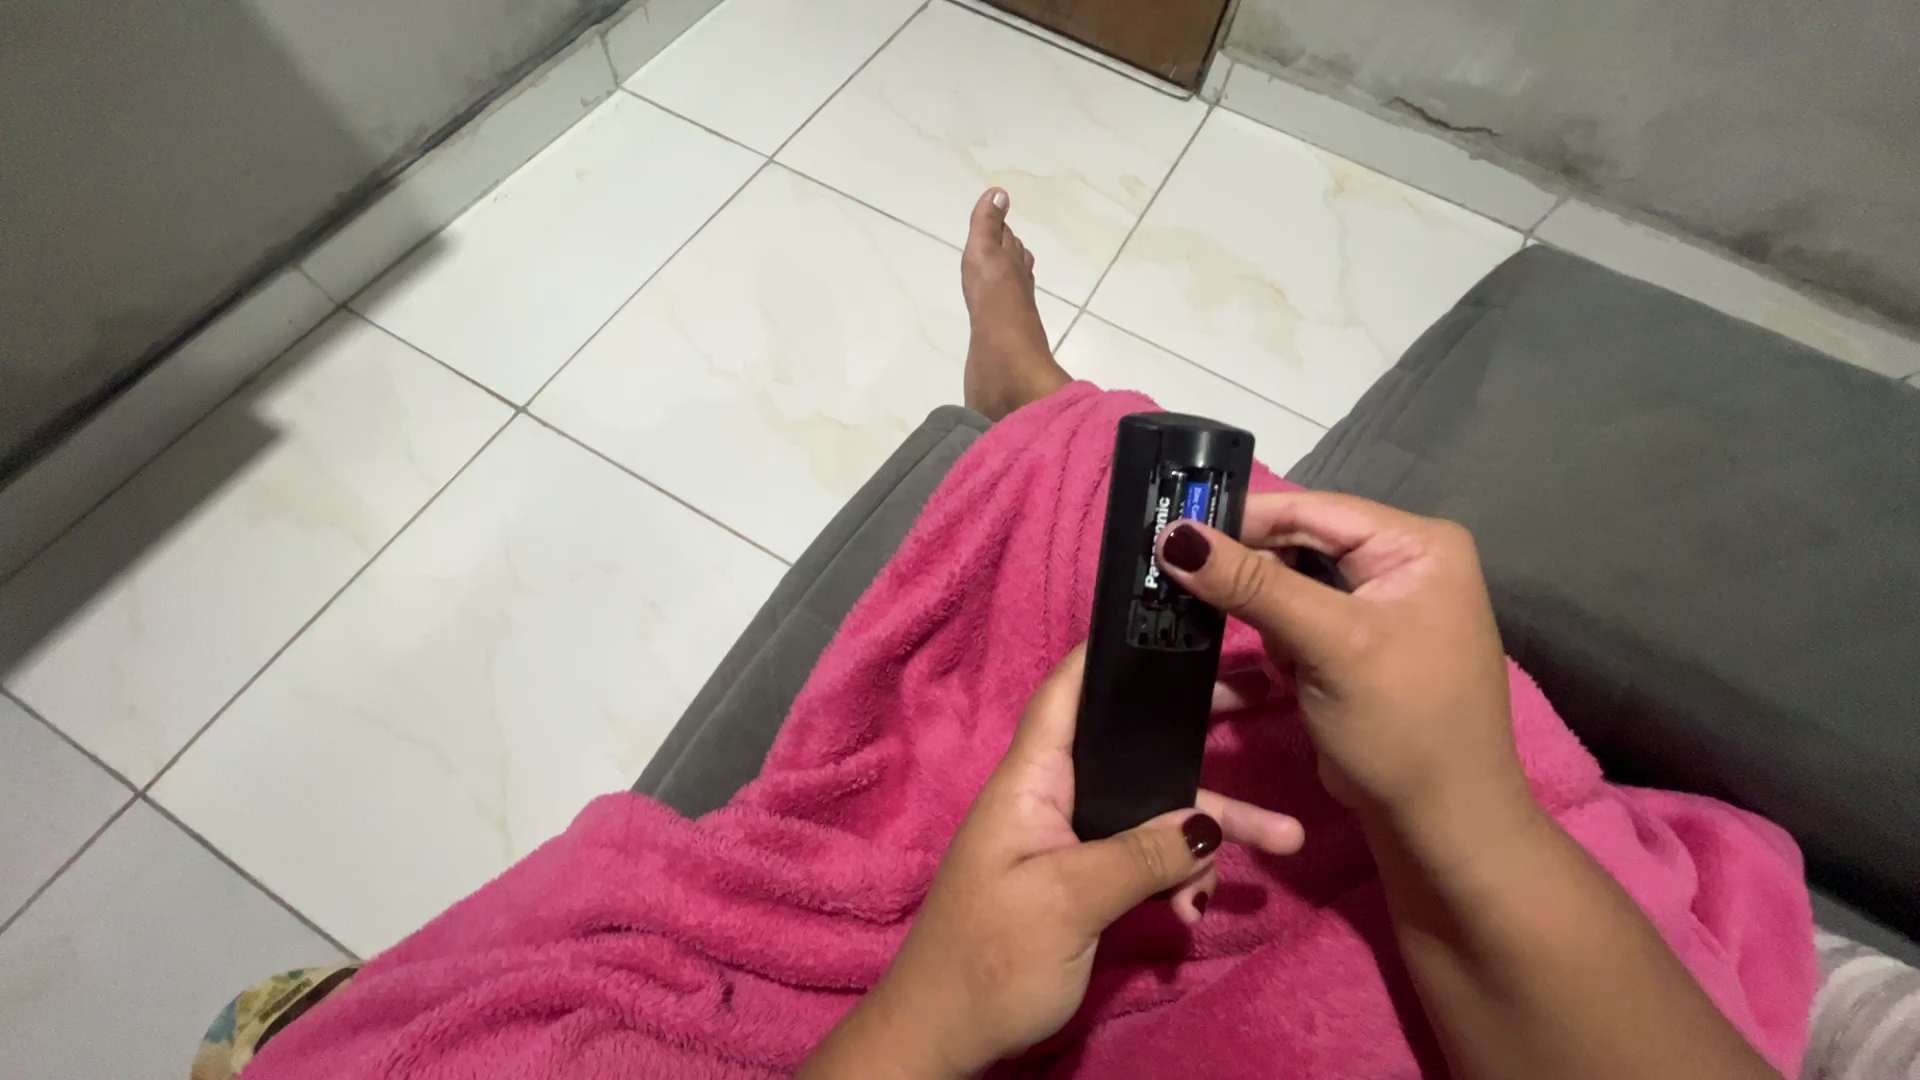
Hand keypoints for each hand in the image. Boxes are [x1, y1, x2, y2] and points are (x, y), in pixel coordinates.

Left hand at [798, 645, 1304, 1078]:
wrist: (946, 1034)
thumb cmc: (990, 957)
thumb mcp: (1067, 902)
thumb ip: (1138, 854)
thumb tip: (1206, 822)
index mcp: (1034, 776)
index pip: (1067, 691)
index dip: (1111, 654)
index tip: (1172, 630)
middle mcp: (1054, 791)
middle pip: (1130, 745)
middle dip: (1196, 735)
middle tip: (1263, 708)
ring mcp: (1071, 833)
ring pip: (1150, 806)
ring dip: (1207, 826)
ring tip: (1285, 841)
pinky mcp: (1084, 873)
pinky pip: (1143, 853)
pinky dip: (1177, 872)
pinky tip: (1200, 910)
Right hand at [1154, 492, 1531, 836]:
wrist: (1439, 824)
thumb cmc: (1402, 725)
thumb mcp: (1328, 644)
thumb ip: (1251, 584)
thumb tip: (1173, 536)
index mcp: (1415, 545)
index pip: (1310, 509)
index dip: (1239, 518)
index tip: (1169, 531)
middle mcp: (1398, 562)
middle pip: (1296, 541)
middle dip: (1247, 568)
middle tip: (1182, 579)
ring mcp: (1373, 603)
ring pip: (1285, 578)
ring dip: (1256, 607)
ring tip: (1238, 631)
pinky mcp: (1350, 640)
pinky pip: (1291, 615)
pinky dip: (1269, 633)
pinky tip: (1274, 663)